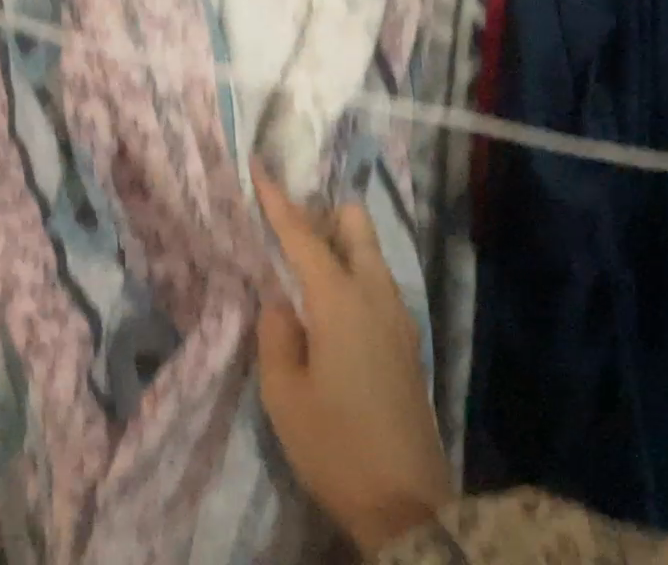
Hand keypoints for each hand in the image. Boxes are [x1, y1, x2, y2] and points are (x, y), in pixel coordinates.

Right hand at [253, 161, 454, 554]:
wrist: (406, 503)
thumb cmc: (334, 444)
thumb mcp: (284, 394)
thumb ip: (277, 334)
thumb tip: (282, 303)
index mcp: (341, 301)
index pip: (304, 235)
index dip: (278, 200)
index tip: (260, 165)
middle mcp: (377, 296)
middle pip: (357, 227)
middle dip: (324, 214)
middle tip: (288, 229)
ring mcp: (399, 318)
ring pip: (371, 256)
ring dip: (340, 247)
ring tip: (302, 271)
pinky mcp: (407, 343)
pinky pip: (378, 286)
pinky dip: (352, 277)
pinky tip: (328, 310)